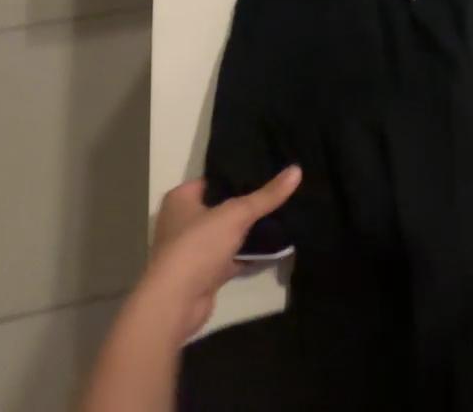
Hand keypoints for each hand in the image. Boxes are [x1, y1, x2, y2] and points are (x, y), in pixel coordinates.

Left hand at [140, 167, 300, 340]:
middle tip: (280, 190)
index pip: (214, 179)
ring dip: (249, 230)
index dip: (239, 174)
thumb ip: (266, 195)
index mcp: (180, 200)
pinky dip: (248, 254)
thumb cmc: (198, 246)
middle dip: (248, 203)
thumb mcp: (236, 214)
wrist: (176, 303)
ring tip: (283, 213)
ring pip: (227, 233)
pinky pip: (231, 257)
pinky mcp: (203, 273)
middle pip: (222, 206)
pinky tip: (274, 246)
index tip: (269, 168)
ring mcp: (192, 249)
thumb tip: (297, 170)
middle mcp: (182, 222)